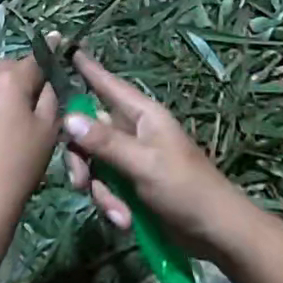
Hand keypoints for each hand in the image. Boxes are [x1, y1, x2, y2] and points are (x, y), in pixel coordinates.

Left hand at [0, 56, 59, 248]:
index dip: (49, 52)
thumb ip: (50, 97)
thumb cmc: (16, 167)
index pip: (35, 57)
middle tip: (33, 99)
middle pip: (7, 69)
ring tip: (7, 119)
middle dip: (21, 76)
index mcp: (9, 79)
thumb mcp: (47, 132)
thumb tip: (46, 81)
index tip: (57, 41)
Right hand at [62, 51, 261, 261]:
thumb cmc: (186, 189)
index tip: (67, 49)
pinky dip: (111, 203)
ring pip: (94, 162)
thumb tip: (68, 118)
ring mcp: (132, 157)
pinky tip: (124, 221)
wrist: (216, 233)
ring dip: (100, 190)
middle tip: (81, 182)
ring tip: (117, 213)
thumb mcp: (143, 164)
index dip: (87, 68)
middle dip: (82, 159)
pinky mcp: (131, 183)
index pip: (108, 84)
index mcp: (142, 115)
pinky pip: (106, 184)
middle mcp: (134, 130)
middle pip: (88, 130)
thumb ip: (104, 142)